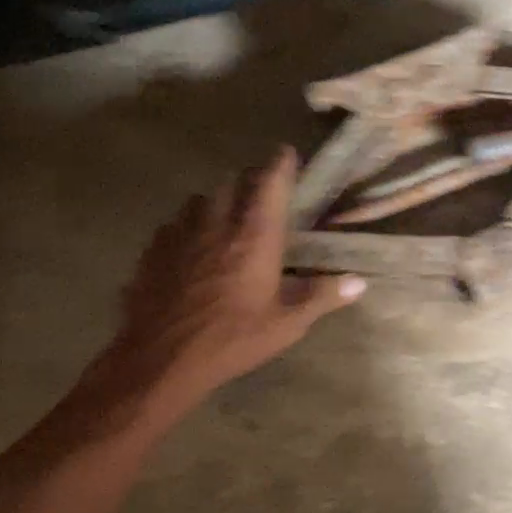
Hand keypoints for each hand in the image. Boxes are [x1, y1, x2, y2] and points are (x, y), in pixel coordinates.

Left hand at [86, 147, 363, 428]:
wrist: (161, 358)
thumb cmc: (233, 339)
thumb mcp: (287, 324)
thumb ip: (321, 297)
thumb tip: (358, 282)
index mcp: (254, 237)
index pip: (270, 184)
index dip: (280, 164)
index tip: (287, 153)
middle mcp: (216, 225)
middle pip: (231, 184)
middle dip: (248, 182)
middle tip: (260, 193)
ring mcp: (179, 236)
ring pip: (199, 202)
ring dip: (216, 203)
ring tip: (225, 218)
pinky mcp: (152, 253)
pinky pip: (172, 227)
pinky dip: (187, 229)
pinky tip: (190, 250)